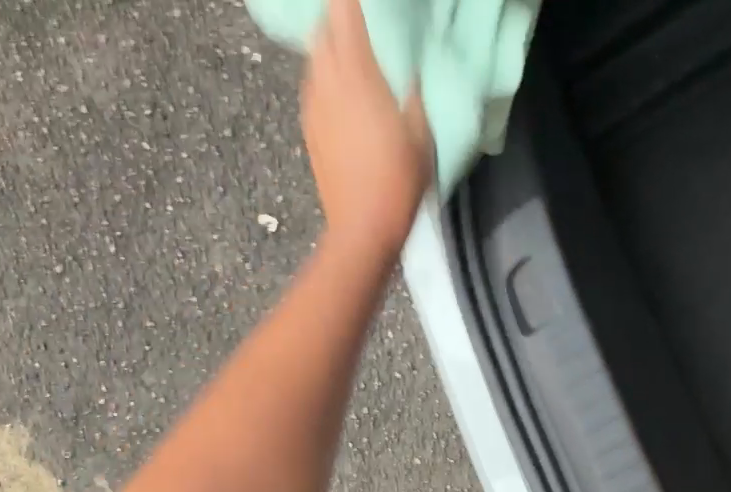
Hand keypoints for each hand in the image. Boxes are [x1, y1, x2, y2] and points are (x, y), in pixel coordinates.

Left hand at [301, 0, 433, 257]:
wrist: (362, 229)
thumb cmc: (398, 183)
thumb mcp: (422, 135)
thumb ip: (414, 94)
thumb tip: (411, 71)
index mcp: (357, 75)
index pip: (345, 14)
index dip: (351, 2)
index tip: (364, 1)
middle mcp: (327, 82)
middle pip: (323, 29)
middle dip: (339, 18)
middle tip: (360, 20)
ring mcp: (313, 105)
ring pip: (315, 57)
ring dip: (331, 46)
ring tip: (353, 50)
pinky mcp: (308, 128)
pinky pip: (313, 86)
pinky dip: (325, 76)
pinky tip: (343, 89)